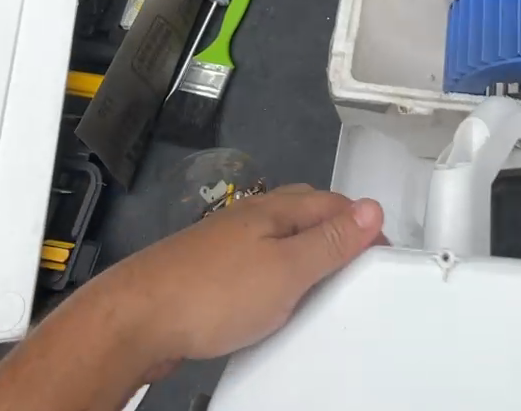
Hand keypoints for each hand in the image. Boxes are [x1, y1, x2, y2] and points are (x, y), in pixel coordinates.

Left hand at [0, 185, 382, 410]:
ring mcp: (229, 239)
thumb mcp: (287, 271)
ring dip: (308, 249)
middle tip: (358, 262)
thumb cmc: (215, 292)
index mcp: (278, 208)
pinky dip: (280, 269)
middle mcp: (255, 215)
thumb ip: (331, 242)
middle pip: (308, 210)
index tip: (382, 254)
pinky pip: (260, 258)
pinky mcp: (210, 267)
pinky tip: (277, 294)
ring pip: (282, 234)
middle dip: (337, 229)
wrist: (137, 317)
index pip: (335, 203)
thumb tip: (372, 208)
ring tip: (325, 280)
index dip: (363, 225)